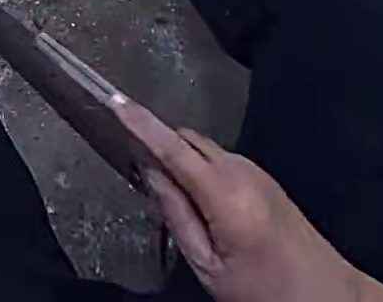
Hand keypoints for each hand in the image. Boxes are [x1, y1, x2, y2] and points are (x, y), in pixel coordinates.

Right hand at [112, 96, 382, 301]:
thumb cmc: (267, 296)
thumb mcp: (211, 269)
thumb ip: (175, 215)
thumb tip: (149, 169)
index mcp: (225, 194)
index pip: (172, 147)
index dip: (140, 122)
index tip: (114, 99)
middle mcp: (239, 169)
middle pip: (184, 138)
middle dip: (160, 145)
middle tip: (142, 174)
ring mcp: (253, 168)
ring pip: (199, 146)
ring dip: (180, 158)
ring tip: (175, 197)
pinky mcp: (261, 175)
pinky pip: (216, 157)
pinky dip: (198, 166)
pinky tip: (202, 201)